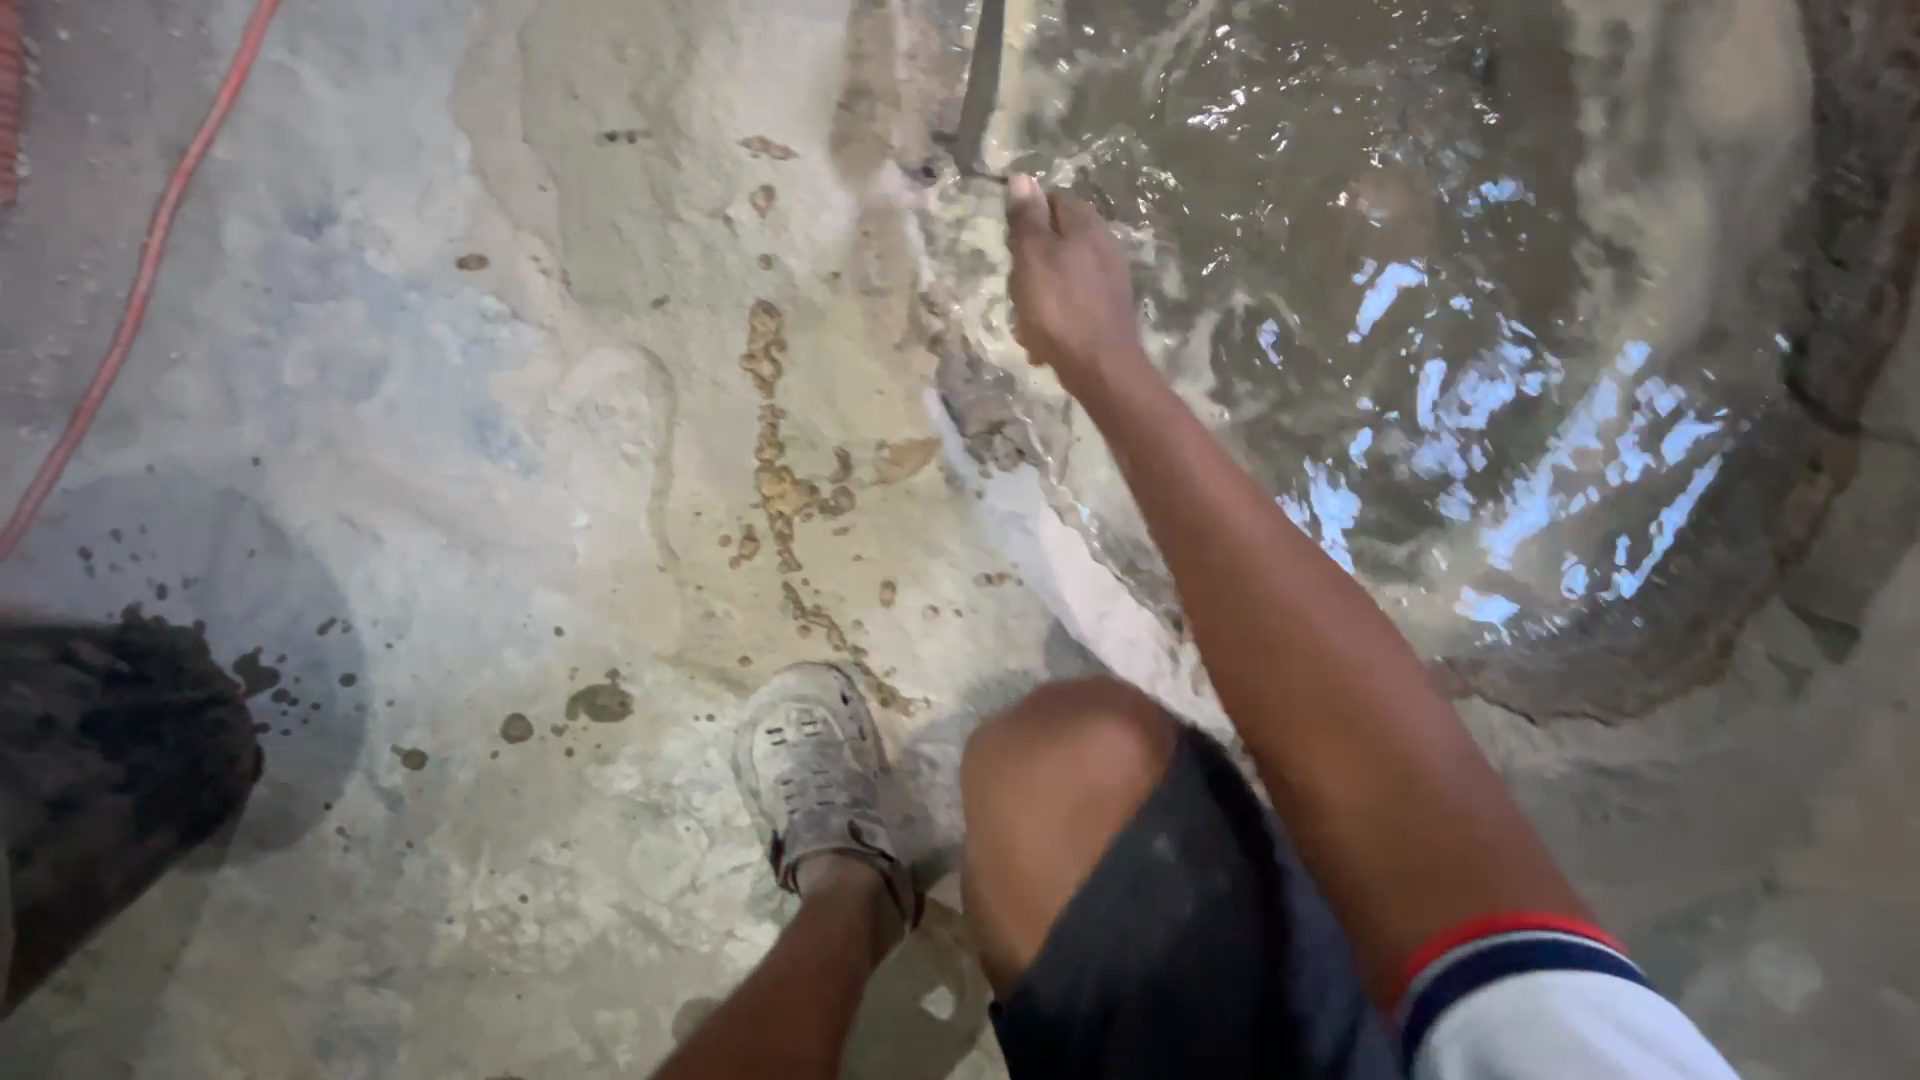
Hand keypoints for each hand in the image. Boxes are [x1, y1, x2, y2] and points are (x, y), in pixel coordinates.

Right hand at [1005, 175, 1151, 398]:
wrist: (1101, 367)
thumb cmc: (1060, 309)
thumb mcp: (1032, 257)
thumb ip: (1026, 219)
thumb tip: (1022, 177)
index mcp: (1086, 225)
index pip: (1051, 201)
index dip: (1026, 222)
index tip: (1010, 249)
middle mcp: (1104, 245)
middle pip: (1055, 242)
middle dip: (1029, 267)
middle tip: (1017, 292)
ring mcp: (1110, 280)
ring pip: (1060, 277)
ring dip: (1038, 299)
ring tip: (1027, 324)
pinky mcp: (1108, 310)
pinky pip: (1072, 305)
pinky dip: (1054, 320)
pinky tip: (1044, 343)